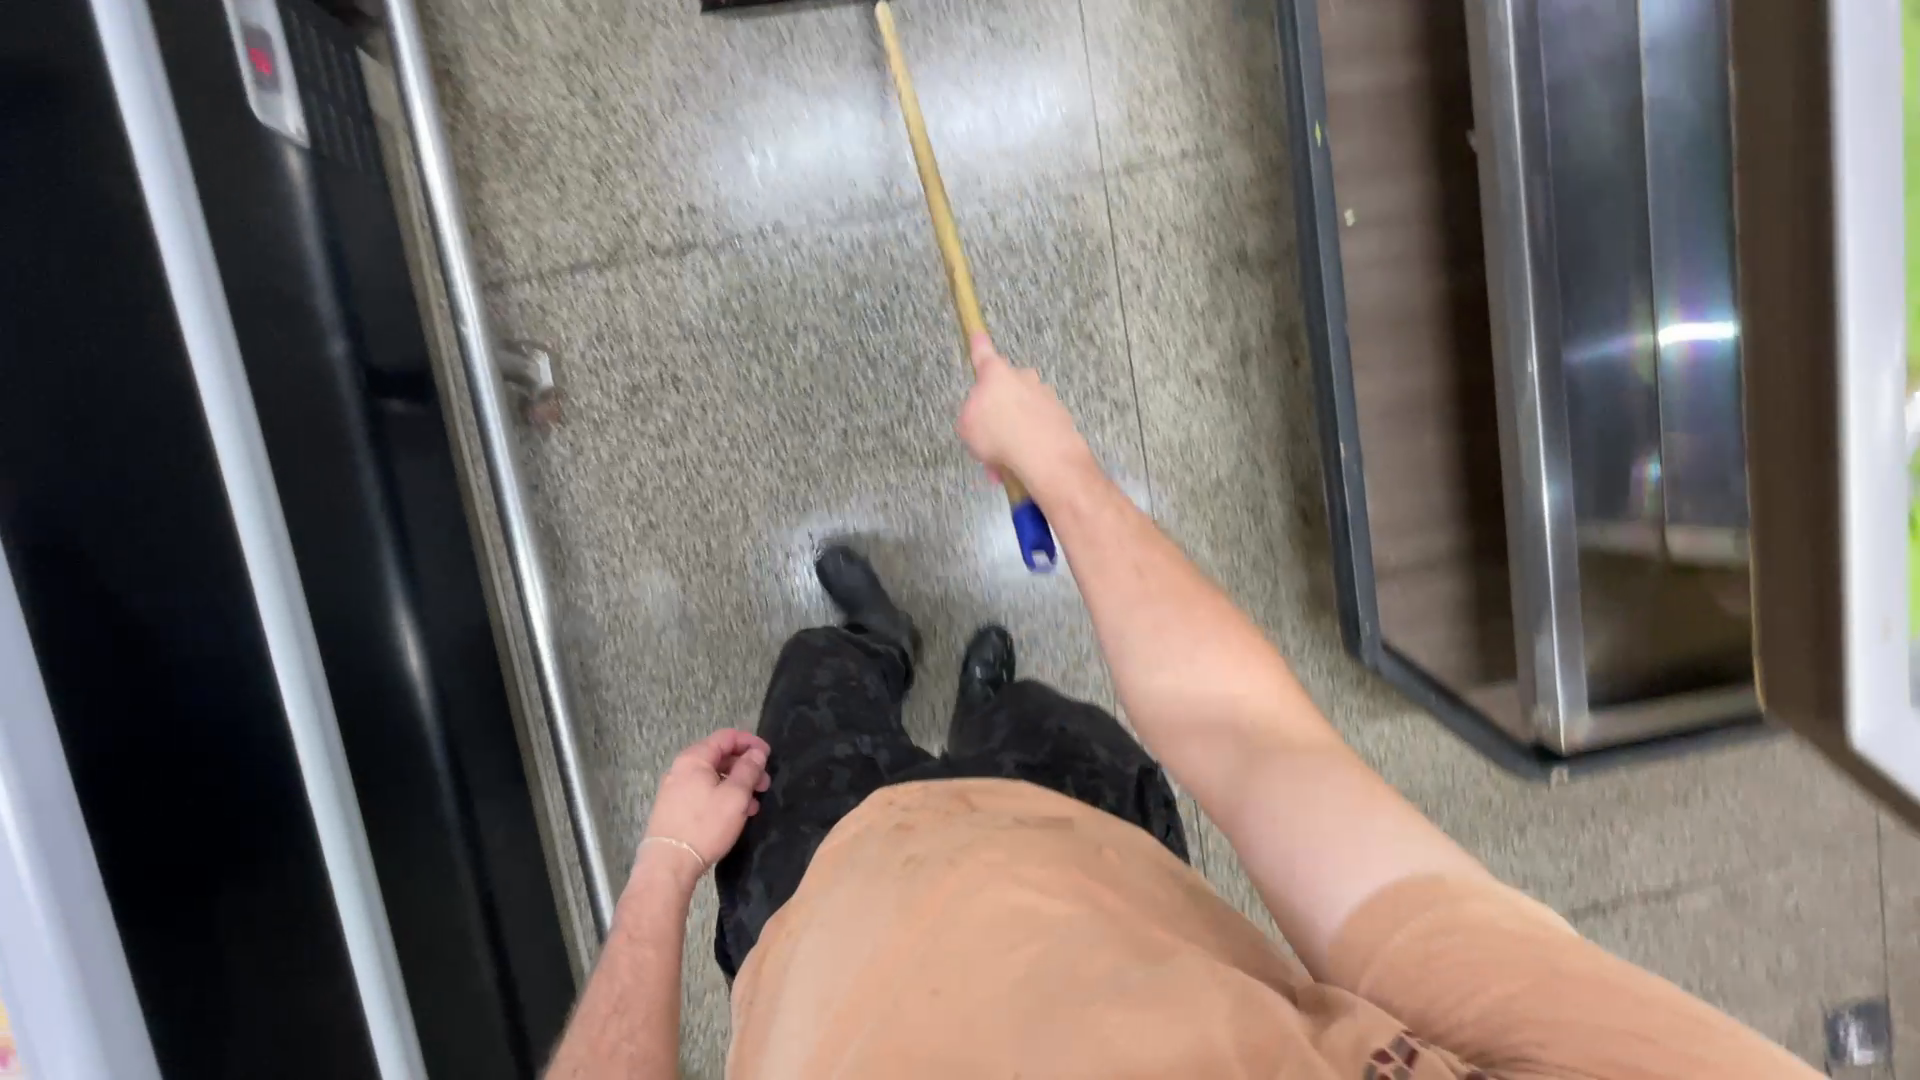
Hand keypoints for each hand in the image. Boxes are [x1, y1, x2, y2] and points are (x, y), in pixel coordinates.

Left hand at [641, 730, 770, 872]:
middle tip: (764, 784)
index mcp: (694, 758)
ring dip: (736, 786)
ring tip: (753, 805)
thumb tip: (756, 752)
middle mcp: (681, 769)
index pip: (726, 737)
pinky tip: (734, 815)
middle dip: (745, 767)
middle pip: (719, 757)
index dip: (751, 742)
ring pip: (713, 777)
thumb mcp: (735, 795)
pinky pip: (703, 793)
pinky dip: (722, 797)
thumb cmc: (705, 825)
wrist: (668, 865)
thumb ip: (749, 769)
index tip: (768, 756)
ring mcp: (674, 790)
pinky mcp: (673, 809)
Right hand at [957, 334, 1094, 486]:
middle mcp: (1023, 378)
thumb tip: (979, 417)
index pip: (983, 353)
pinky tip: (1021, 463)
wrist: (1043, 454)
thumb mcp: (966, 426)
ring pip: (1023, 411)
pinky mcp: (1060, 415)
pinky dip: (1030, 443)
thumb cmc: (1000, 435)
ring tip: (1003, 459)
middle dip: (999, 410)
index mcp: (995, 374)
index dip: (978, 344)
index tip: (977, 333)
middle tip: (990, 436)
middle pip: (1006, 388)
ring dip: (1013, 431)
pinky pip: (1039, 427)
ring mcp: (1044, 395)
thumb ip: (971, 414)